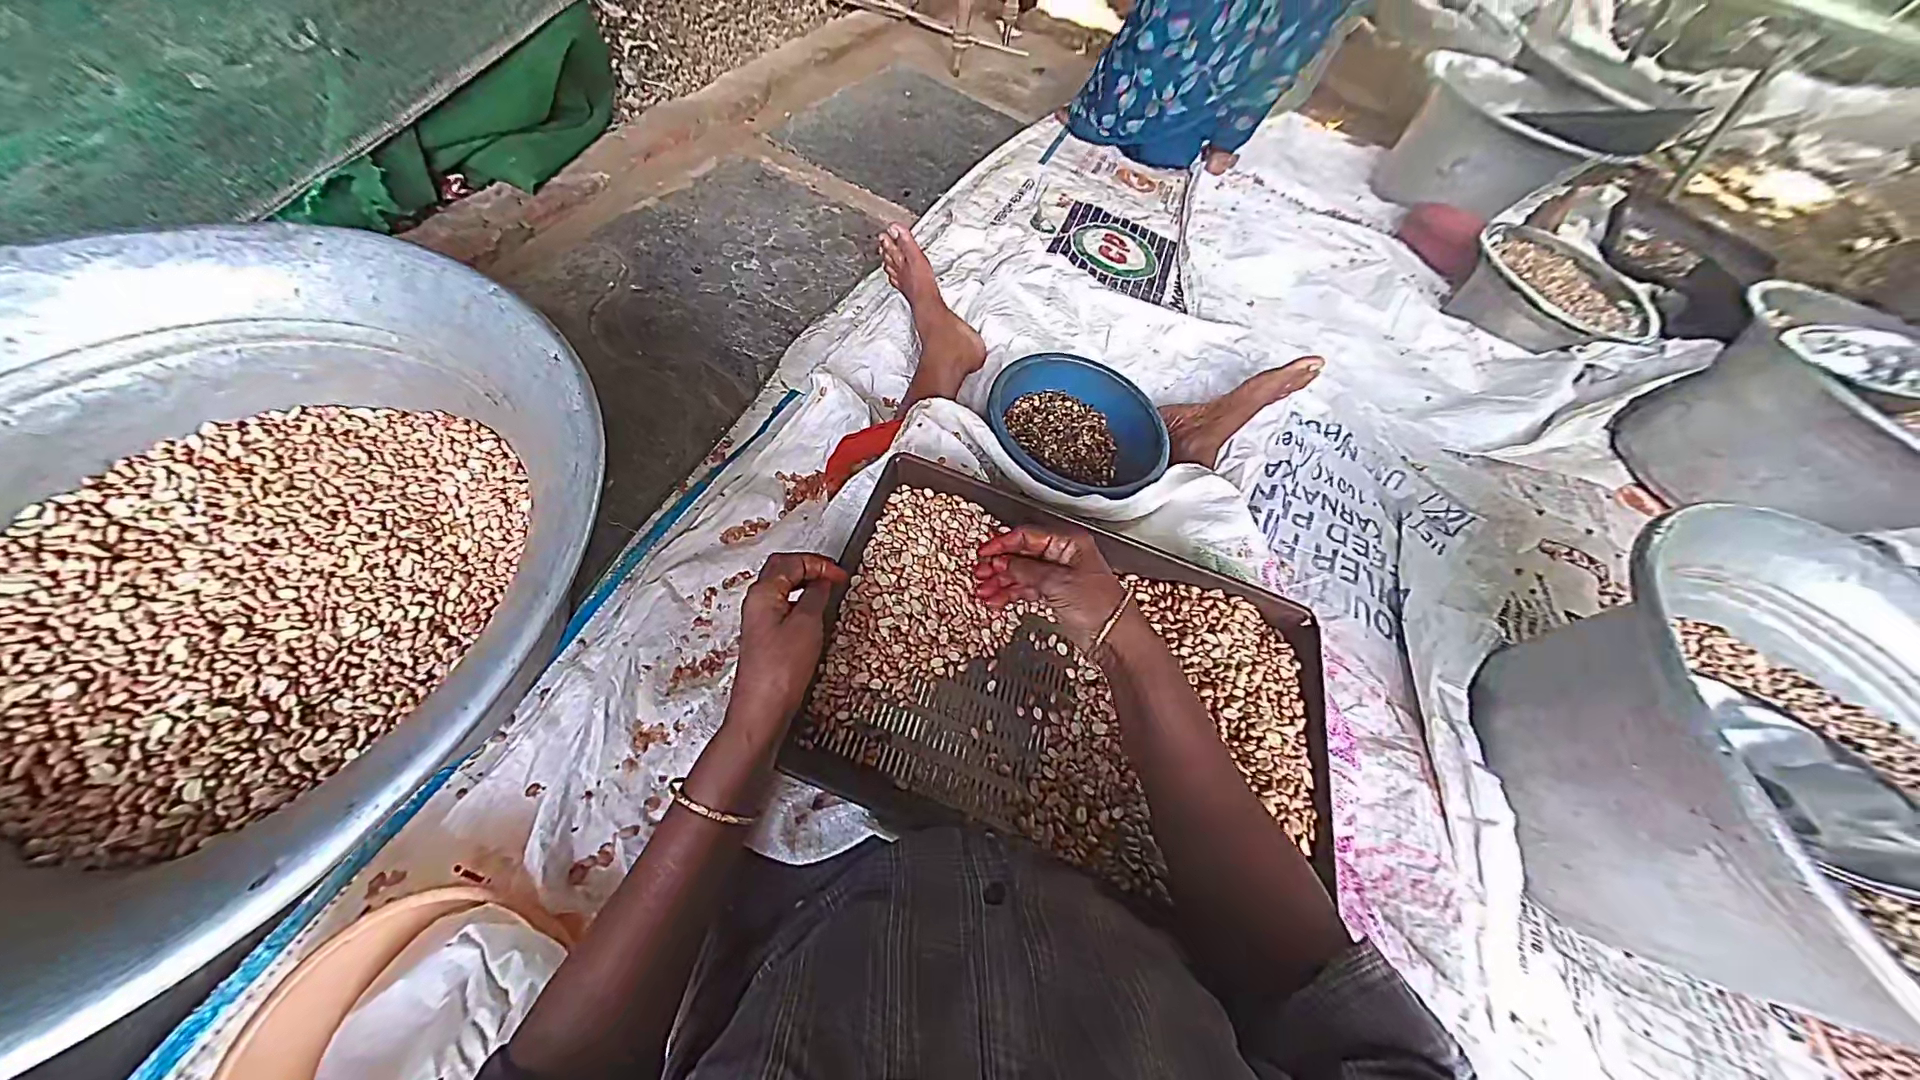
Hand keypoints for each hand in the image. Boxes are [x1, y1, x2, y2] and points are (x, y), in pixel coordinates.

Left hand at [726, 553, 848, 737]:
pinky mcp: (766, 638)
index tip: (838, 574)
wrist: (762, 709)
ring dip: (805, 584)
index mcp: (762, 593)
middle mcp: (756, 604)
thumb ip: (816, 596)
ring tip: (828, 591)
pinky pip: (784, 608)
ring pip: (783, 589)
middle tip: (832, 575)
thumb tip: (822, 583)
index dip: (818, 563)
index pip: (790, 562)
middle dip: (809, 567)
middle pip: (782, 570)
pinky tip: (815, 614)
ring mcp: (760, 621)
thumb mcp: (807, 624)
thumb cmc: (779, 670)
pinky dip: (802, 603)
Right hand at [973, 525, 1126, 649]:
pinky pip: (1027, 589)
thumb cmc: (1100, 605)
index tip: (984, 552)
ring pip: (1022, 573)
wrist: (1114, 636)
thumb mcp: (1056, 582)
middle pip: (1022, 554)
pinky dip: (1010, 594)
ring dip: (1001, 581)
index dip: (1003, 544)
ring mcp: (1059, 576)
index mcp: (1069, 543)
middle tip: (980, 572)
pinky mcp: (1056, 594)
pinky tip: (996, 600)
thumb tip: (1002, 561)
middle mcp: (1063, 556)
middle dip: (999, 564)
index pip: (1028, 536)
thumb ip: (1026, 570)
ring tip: (983, 590)